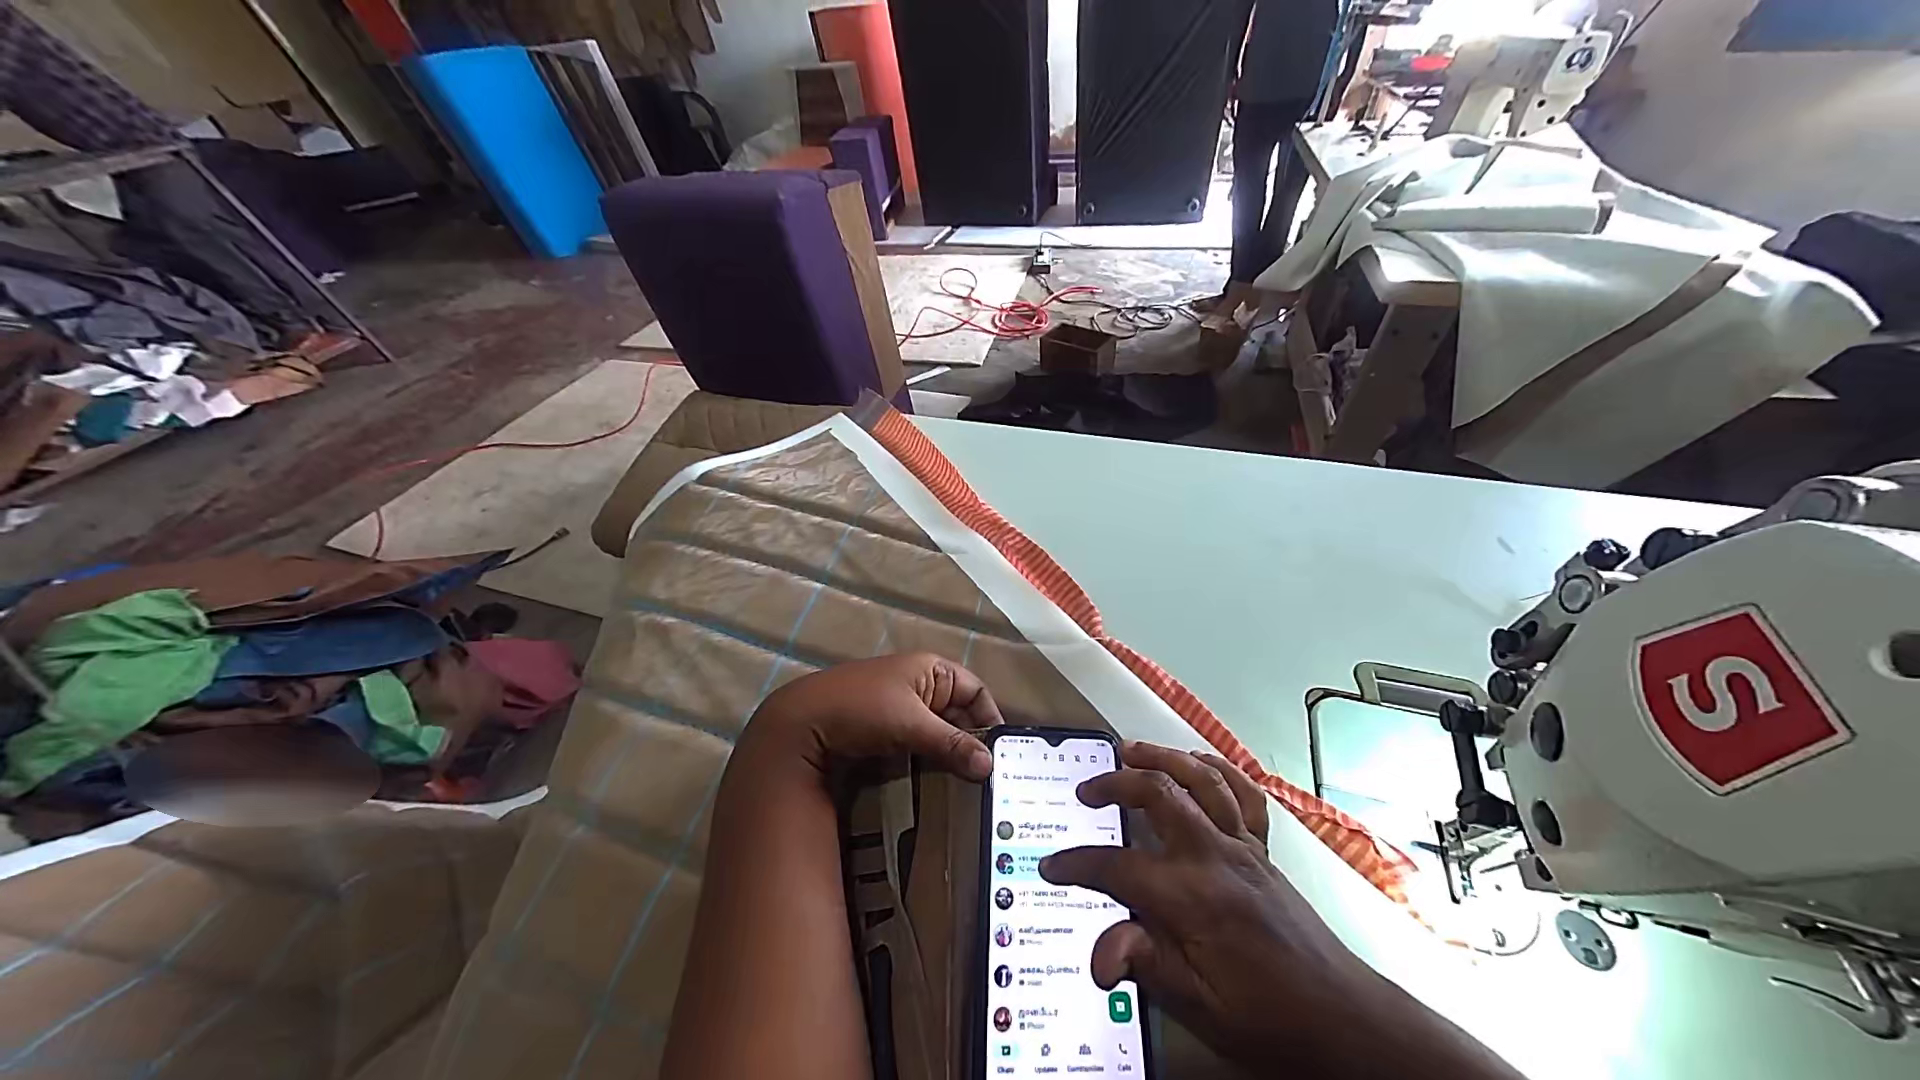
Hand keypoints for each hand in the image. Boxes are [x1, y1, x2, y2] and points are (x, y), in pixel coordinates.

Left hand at [744, 653, 1002, 781]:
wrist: (802, 721)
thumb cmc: (862, 708)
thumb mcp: (911, 724)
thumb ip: (952, 744)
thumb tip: (989, 766)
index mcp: (930, 670)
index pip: (975, 690)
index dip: (990, 717)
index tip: (1001, 752)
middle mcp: (920, 684)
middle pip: (960, 713)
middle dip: (973, 741)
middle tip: (989, 776)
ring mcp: (902, 707)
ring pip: (941, 731)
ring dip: (952, 753)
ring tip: (968, 784)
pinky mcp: (887, 730)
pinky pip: (921, 742)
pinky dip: (931, 758)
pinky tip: (939, 780)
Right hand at [1041, 743, 1520, 1077]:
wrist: (1344, 1021)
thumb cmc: (1270, 1020)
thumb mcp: (1200, 1008)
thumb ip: (1147, 967)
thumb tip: (1099, 954)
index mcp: (1193, 898)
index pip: (1118, 868)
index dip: (1076, 865)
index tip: (1051, 868)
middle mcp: (1216, 857)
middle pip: (1158, 795)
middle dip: (1115, 784)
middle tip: (1086, 792)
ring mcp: (1243, 846)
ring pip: (1199, 779)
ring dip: (1160, 757)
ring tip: (1128, 751)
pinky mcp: (1263, 848)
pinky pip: (1242, 793)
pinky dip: (1215, 769)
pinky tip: (1193, 761)